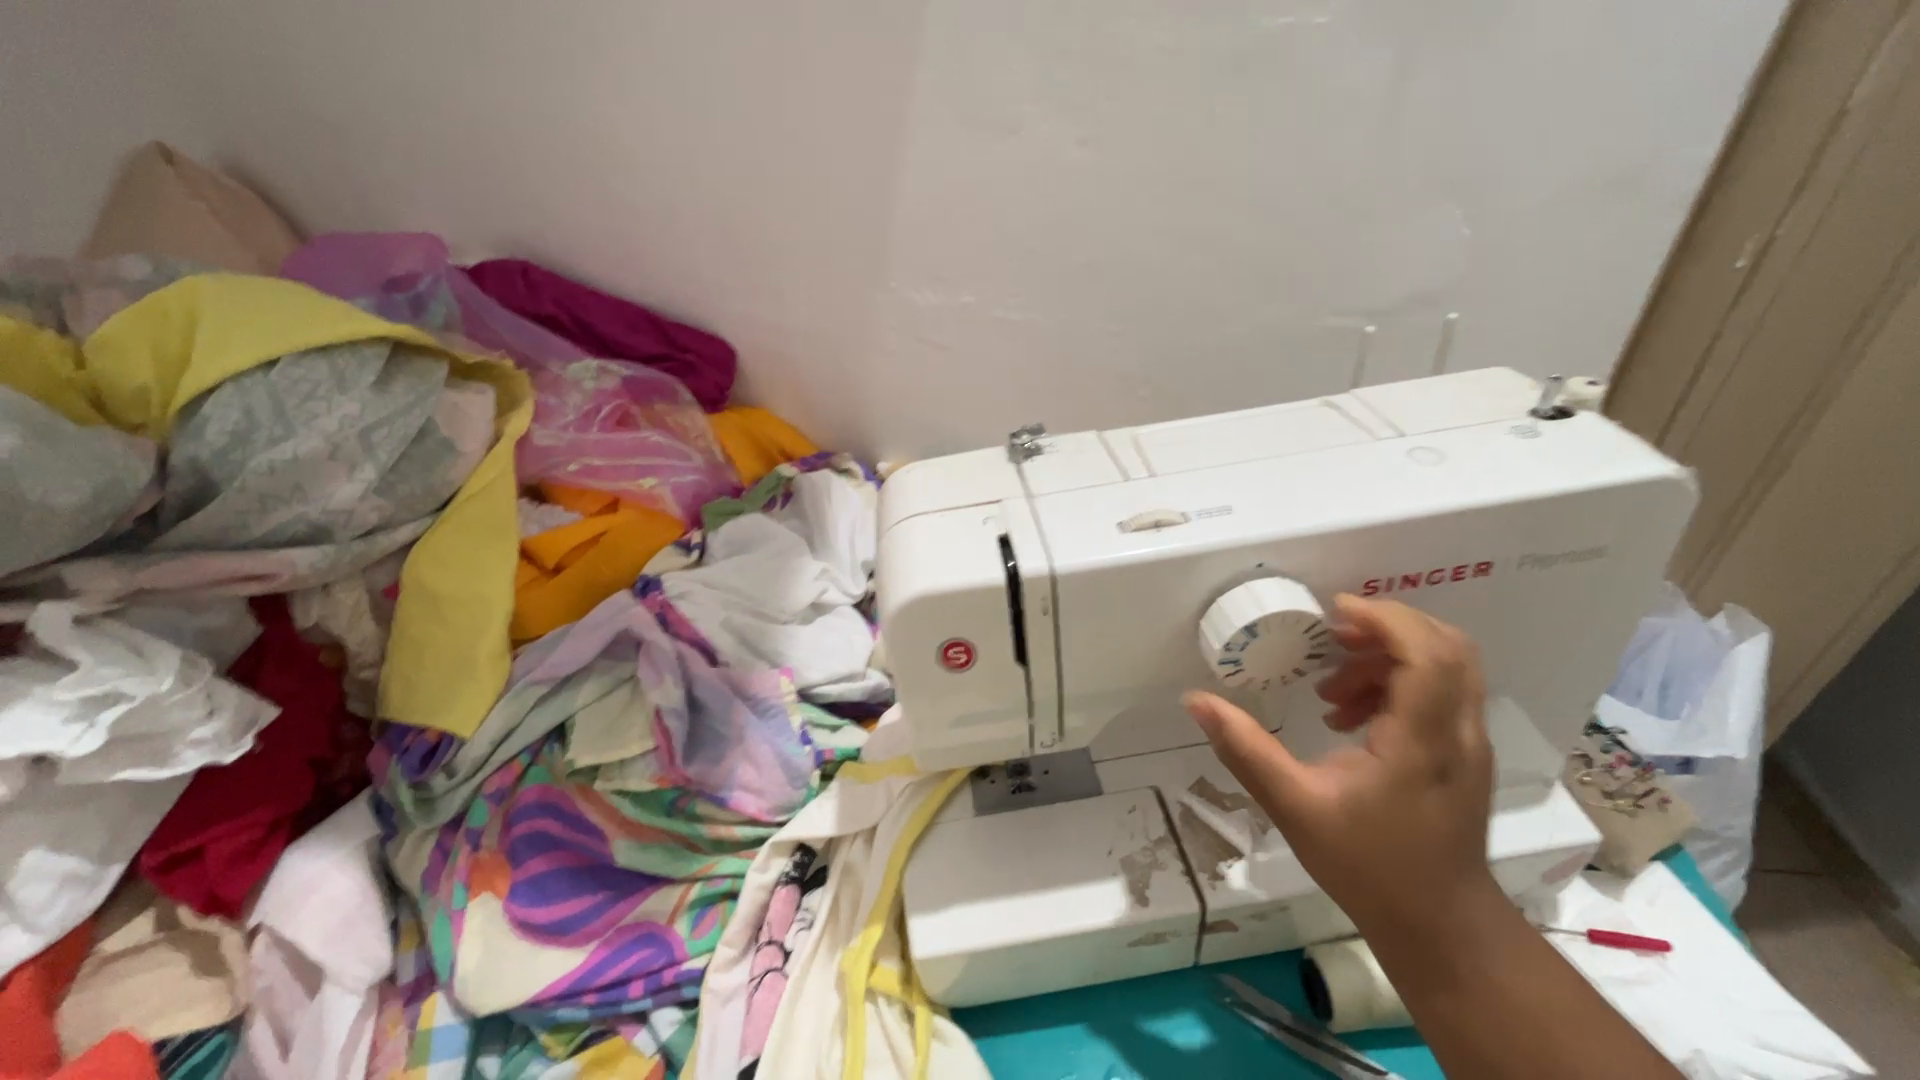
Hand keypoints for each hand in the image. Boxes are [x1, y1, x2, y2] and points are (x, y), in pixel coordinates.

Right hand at [1184, 594, 1497, 930]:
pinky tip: (1351, 719)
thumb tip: (1197, 702)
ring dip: (1389, 658)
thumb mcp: (1295, 808)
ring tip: (1330, 690)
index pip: (1425, 653)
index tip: (1332, 615)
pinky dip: (1400, 685)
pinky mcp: (1465, 757)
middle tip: (1331, 639)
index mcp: (1422, 739)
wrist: (1440, 925)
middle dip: (1387, 628)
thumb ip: (1246, 750)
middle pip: (1446, 646)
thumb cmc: (1369, 867)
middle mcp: (1458, 732)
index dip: (1383, 619)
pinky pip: (1442, 694)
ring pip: (1448, 668)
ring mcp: (1469, 744)